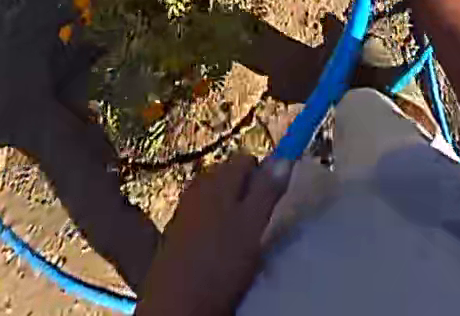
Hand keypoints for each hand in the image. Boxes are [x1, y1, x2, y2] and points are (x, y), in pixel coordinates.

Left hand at [135, 154, 289, 315]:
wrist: (175, 305)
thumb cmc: (219, 262)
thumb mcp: (252, 225)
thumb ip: (268, 190)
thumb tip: (284, 157)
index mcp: (218, 175)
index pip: (247, 159)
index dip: (263, 176)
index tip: (270, 204)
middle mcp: (199, 182)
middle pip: (231, 176)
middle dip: (246, 194)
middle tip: (256, 226)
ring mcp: (185, 205)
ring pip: (217, 197)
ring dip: (229, 212)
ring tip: (238, 242)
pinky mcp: (176, 229)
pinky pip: (203, 215)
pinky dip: (213, 226)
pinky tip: (217, 252)